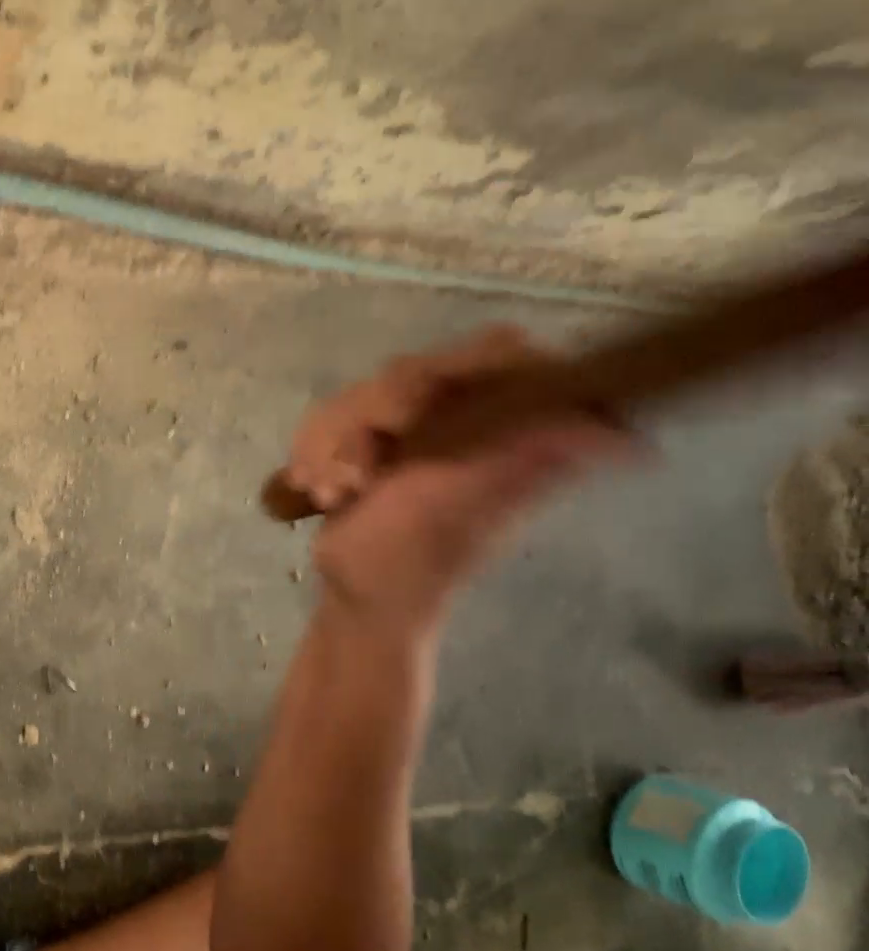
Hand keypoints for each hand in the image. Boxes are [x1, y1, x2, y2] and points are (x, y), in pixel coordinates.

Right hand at [285, 324, 631, 628]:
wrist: (355, 599)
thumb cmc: (409, 560)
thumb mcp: (462, 505)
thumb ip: (524, 456)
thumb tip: (637, 443)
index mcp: (501, 428)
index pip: (497, 351)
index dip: (453, 364)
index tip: (411, 409)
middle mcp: (460, 421)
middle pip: (410, 370)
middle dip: (366, 421)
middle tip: (362, 472)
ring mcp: (409, 435)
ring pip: (358, 396)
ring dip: (332, 448)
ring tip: (333, 494)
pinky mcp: (365, 447)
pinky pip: (327, 421)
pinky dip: (313, 456)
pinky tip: (317, 492)